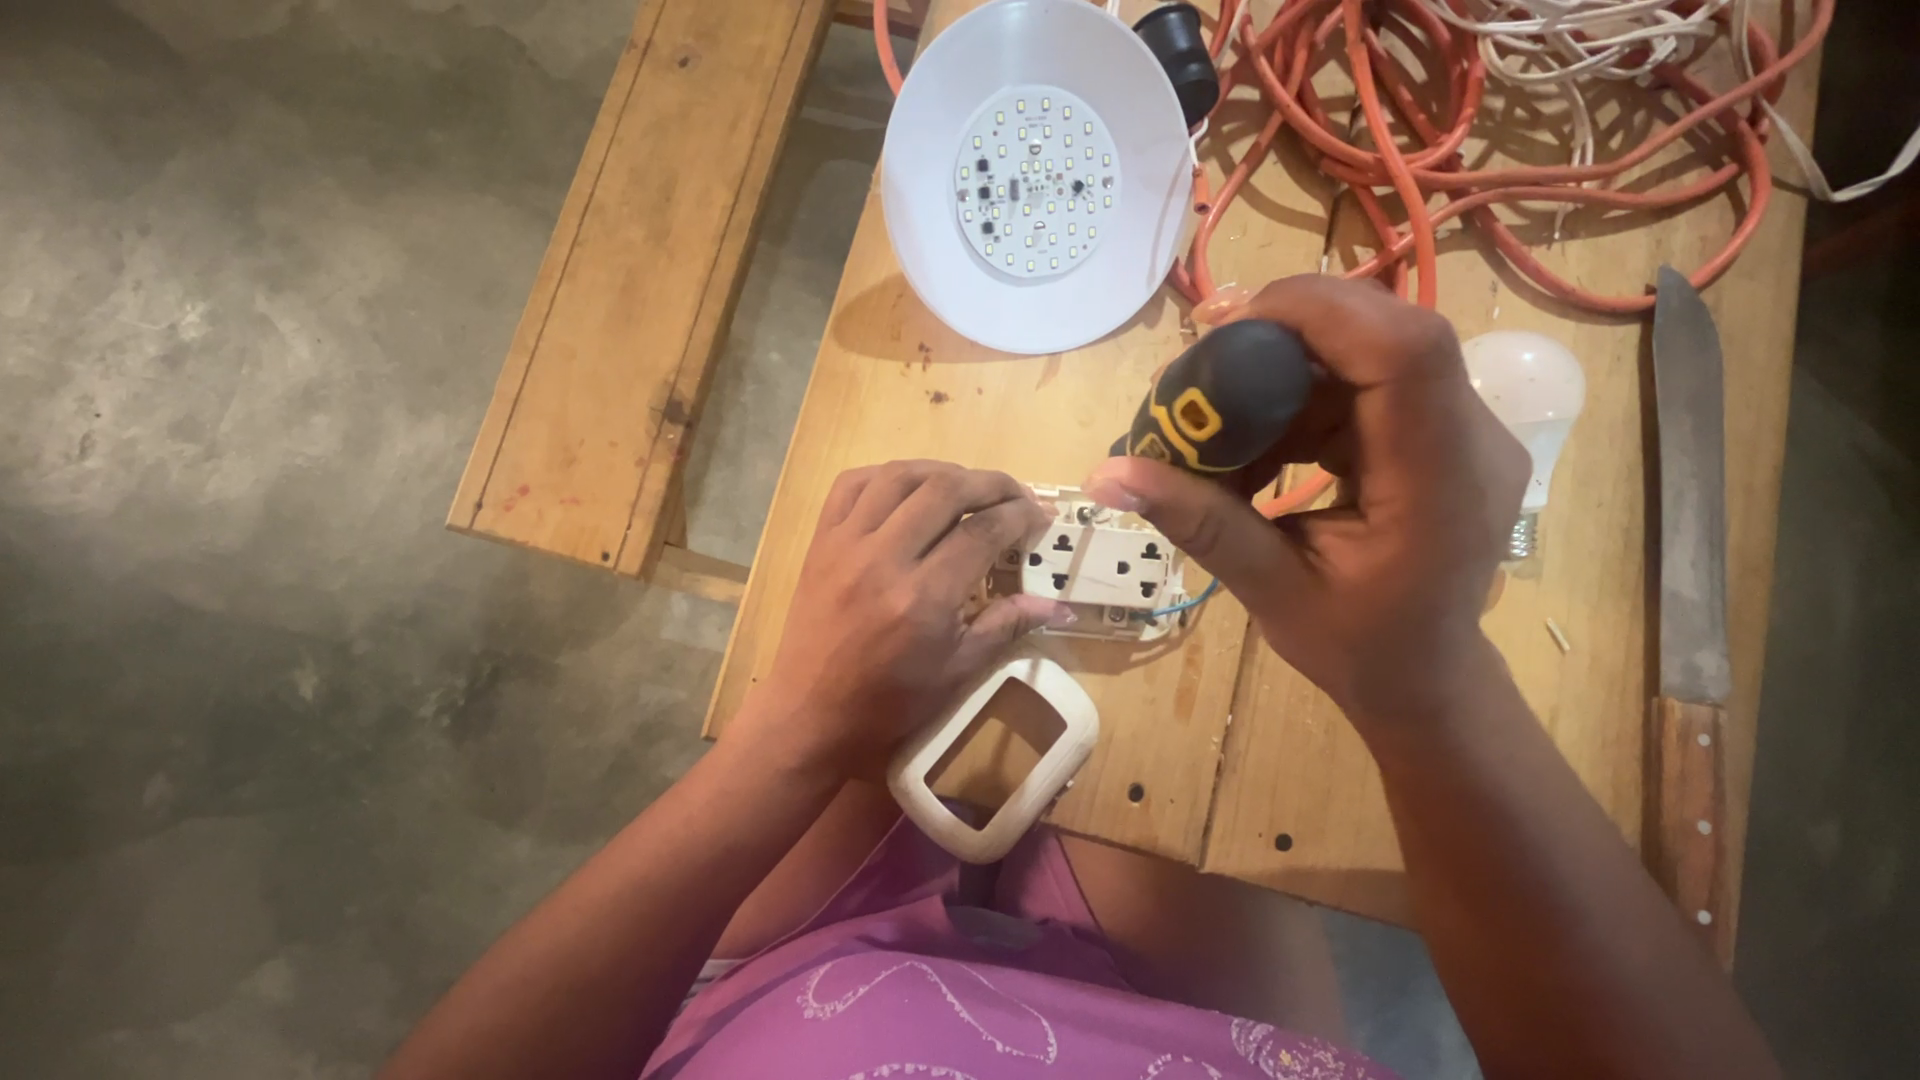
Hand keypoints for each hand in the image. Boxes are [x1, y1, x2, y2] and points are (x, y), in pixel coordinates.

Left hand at [733, 461, 1070, 775]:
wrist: (811, 714)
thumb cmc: (890, 702)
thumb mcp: (957, 671)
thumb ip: (1006, 625)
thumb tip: (1058, 605)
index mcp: (923, 598)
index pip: (982, 532)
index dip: (1020, 515)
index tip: (1041, 515)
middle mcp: (883, 559)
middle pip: (945, 490)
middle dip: (991, 484)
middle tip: (1016, 494)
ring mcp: (846, 544)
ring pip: (900, 476)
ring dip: (943, 471)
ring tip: (969, 485)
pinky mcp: (820, 541)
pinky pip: (852, 485)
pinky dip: (886, 474)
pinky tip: (910, 487)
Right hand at [1083, 276, 1528, 729]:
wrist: (1425, 679)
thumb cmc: (1357, 648)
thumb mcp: (1270, 589)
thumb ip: (1198, 521)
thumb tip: (1105, 476)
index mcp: (1440, 482)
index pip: (1402, 352)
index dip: (1315, 315)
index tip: (1223, 327)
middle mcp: (1468, 439)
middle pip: (1384, 337)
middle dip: (1284, 333)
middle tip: (1200, 361)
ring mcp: (1459, 433)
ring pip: (1367, 356)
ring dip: (1283, 373)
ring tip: (1212, 412)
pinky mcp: (1436, 434)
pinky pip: (1364, 387)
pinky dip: (1299, 401)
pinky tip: (1253, 441)